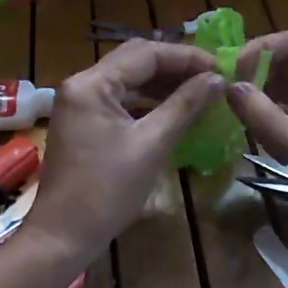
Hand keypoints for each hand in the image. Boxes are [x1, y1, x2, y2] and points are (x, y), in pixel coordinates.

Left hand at [31, 40, 221, 257]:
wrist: (64, 234)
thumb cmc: (107, 190)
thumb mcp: (152, 145)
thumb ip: (185, 105)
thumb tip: (217, 79)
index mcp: (91, 84)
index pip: (146, 54)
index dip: (188, 57)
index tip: (223, 68)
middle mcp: (80, 85)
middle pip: (135, 62)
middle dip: (176, 68)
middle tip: (214, 78)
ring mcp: (78, 105)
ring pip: (127, 83)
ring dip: (163, 86)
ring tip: (201, 94)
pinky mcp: (82, 125)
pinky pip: (119, 103)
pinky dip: (146, 105)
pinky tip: (175, 113)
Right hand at [226, 30, 287, 223]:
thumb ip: (263, 116)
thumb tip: (228, 87)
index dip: (264, 48)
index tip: (234, 70)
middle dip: (257, 72)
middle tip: (224, 90)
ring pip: (286, 87)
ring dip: (259, 95)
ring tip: (231, 109)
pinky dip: (268, 115)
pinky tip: (249, 128)